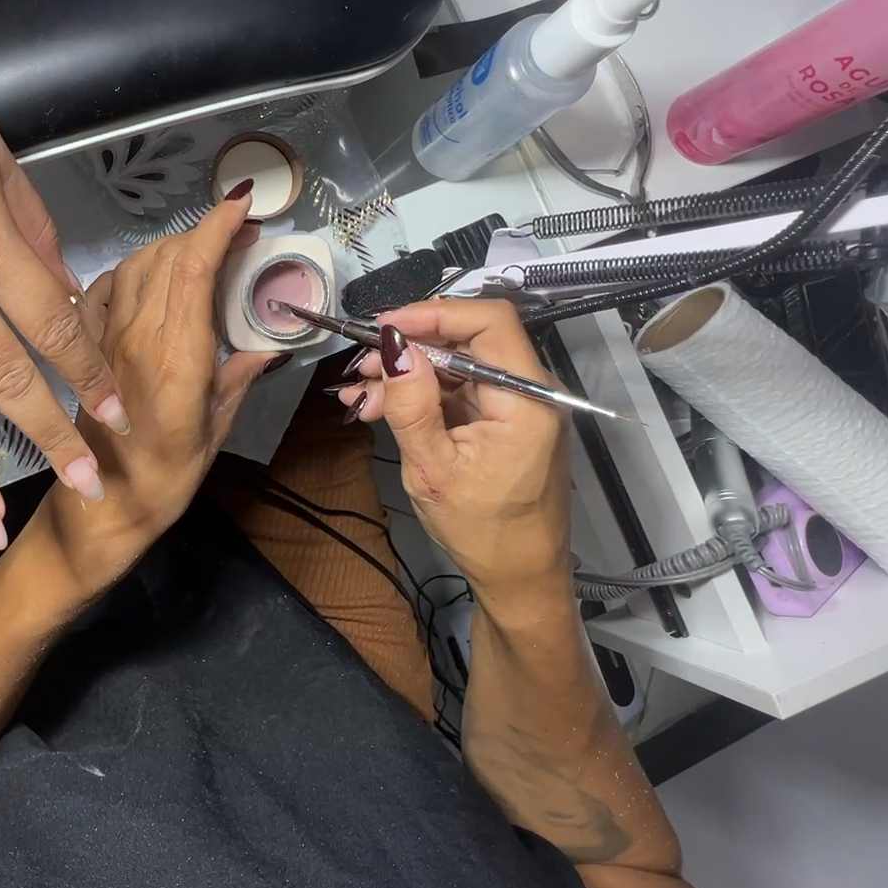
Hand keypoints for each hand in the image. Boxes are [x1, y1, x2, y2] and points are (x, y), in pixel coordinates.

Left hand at [28, 192, 279, 600]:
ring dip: (169, 247)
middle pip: (164, 258)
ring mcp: (104, 340)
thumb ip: (239, 378)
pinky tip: (150, 277)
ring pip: (133, 266)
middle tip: (236, 234)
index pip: (192, 270)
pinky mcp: (86, 347)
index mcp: (176, 359)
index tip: (243, 204)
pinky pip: (103, 289)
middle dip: (202, 232)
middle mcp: (135, 338)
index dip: (216, 227)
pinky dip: (130, 271)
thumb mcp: (216, 433)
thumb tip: (269, 342)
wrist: (99, 506)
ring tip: (200, 252)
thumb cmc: (166, 479)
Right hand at [335, 300, 571, 614]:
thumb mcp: (432, 468)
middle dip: (407, 348)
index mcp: (526, 401)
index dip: (433, 313)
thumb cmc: (481, 529)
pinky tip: (376, 406)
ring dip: (404, 373)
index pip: (488, 323)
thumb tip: (390, 346)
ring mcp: (514, 403)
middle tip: (359, 368)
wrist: (517, 573)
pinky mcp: (499, 417)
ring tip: (358, 395)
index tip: (383, 327)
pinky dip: (417, 394)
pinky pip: (455, 389)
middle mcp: (529, 391)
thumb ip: (412, 405)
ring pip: (454, 363)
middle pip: (466, 339)